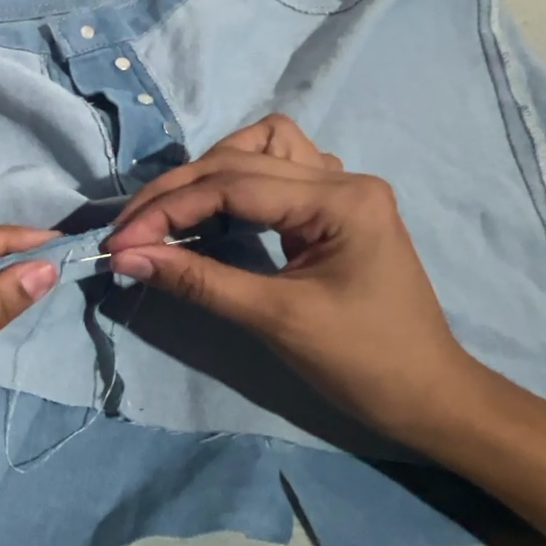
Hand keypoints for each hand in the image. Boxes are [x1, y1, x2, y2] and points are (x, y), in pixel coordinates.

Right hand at [102, 114, 475, 439]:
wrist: (426, 395)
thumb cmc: (360, 360)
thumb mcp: (272, 319)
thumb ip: (196, 280)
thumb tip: (125, 256)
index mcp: (340, 199)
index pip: (230, 186)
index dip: (166, 211)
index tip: (118, 244)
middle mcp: (341, 180)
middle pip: (236, 161)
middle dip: (174, 194)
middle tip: (128, 233)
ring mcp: (340, 190)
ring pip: (258, 150)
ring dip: (206, 173)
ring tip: (169, 213)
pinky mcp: (331, 209)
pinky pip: (274, 171)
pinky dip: (234, 180)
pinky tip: (214, 209)